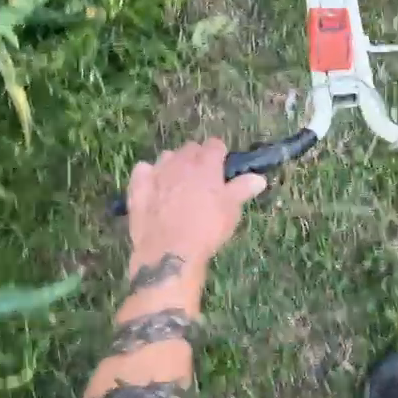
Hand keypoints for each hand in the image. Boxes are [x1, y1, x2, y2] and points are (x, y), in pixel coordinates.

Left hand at [124, 139, 265, 278]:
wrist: (169, 252)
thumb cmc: (207, 229)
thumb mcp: (231, 210)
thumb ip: (243, 189)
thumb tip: (259, 178)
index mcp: (206, 164)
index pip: (215, 145)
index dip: (219, 154)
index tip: (222, 167)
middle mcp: (181, 162)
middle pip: (190, 148)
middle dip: (197, 158)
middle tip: (203, 179)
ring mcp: (157, 172)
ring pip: (167, 157)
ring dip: (173, 165)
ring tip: (178, 184)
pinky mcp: (138, 187)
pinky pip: (142, 170)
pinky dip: (148, 175)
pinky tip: (153, 188)